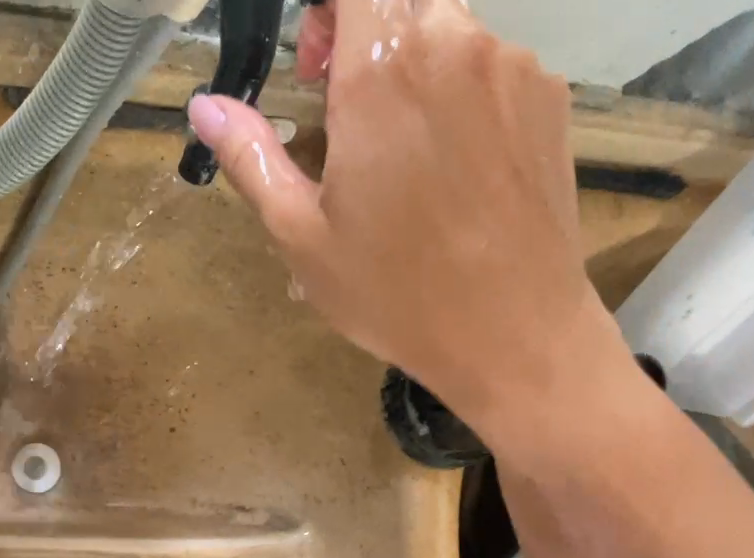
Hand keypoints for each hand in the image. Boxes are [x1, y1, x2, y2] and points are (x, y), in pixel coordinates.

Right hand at [186, 0, 631, 441]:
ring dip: (410, 69)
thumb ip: (251, 156)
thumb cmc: (390, 289)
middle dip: (360, 37)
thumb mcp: (299, 233)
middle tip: (340, 116)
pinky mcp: (549, 97)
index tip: (312, 67)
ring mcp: (512, 67)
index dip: (327, 11)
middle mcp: (456, 44)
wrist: (510, 329)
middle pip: (400, 1)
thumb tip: (204, 105)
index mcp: (383, 71)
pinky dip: (456, 95)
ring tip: (396, 156)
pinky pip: (489, 67)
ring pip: (447, 32)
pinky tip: (447, 171)